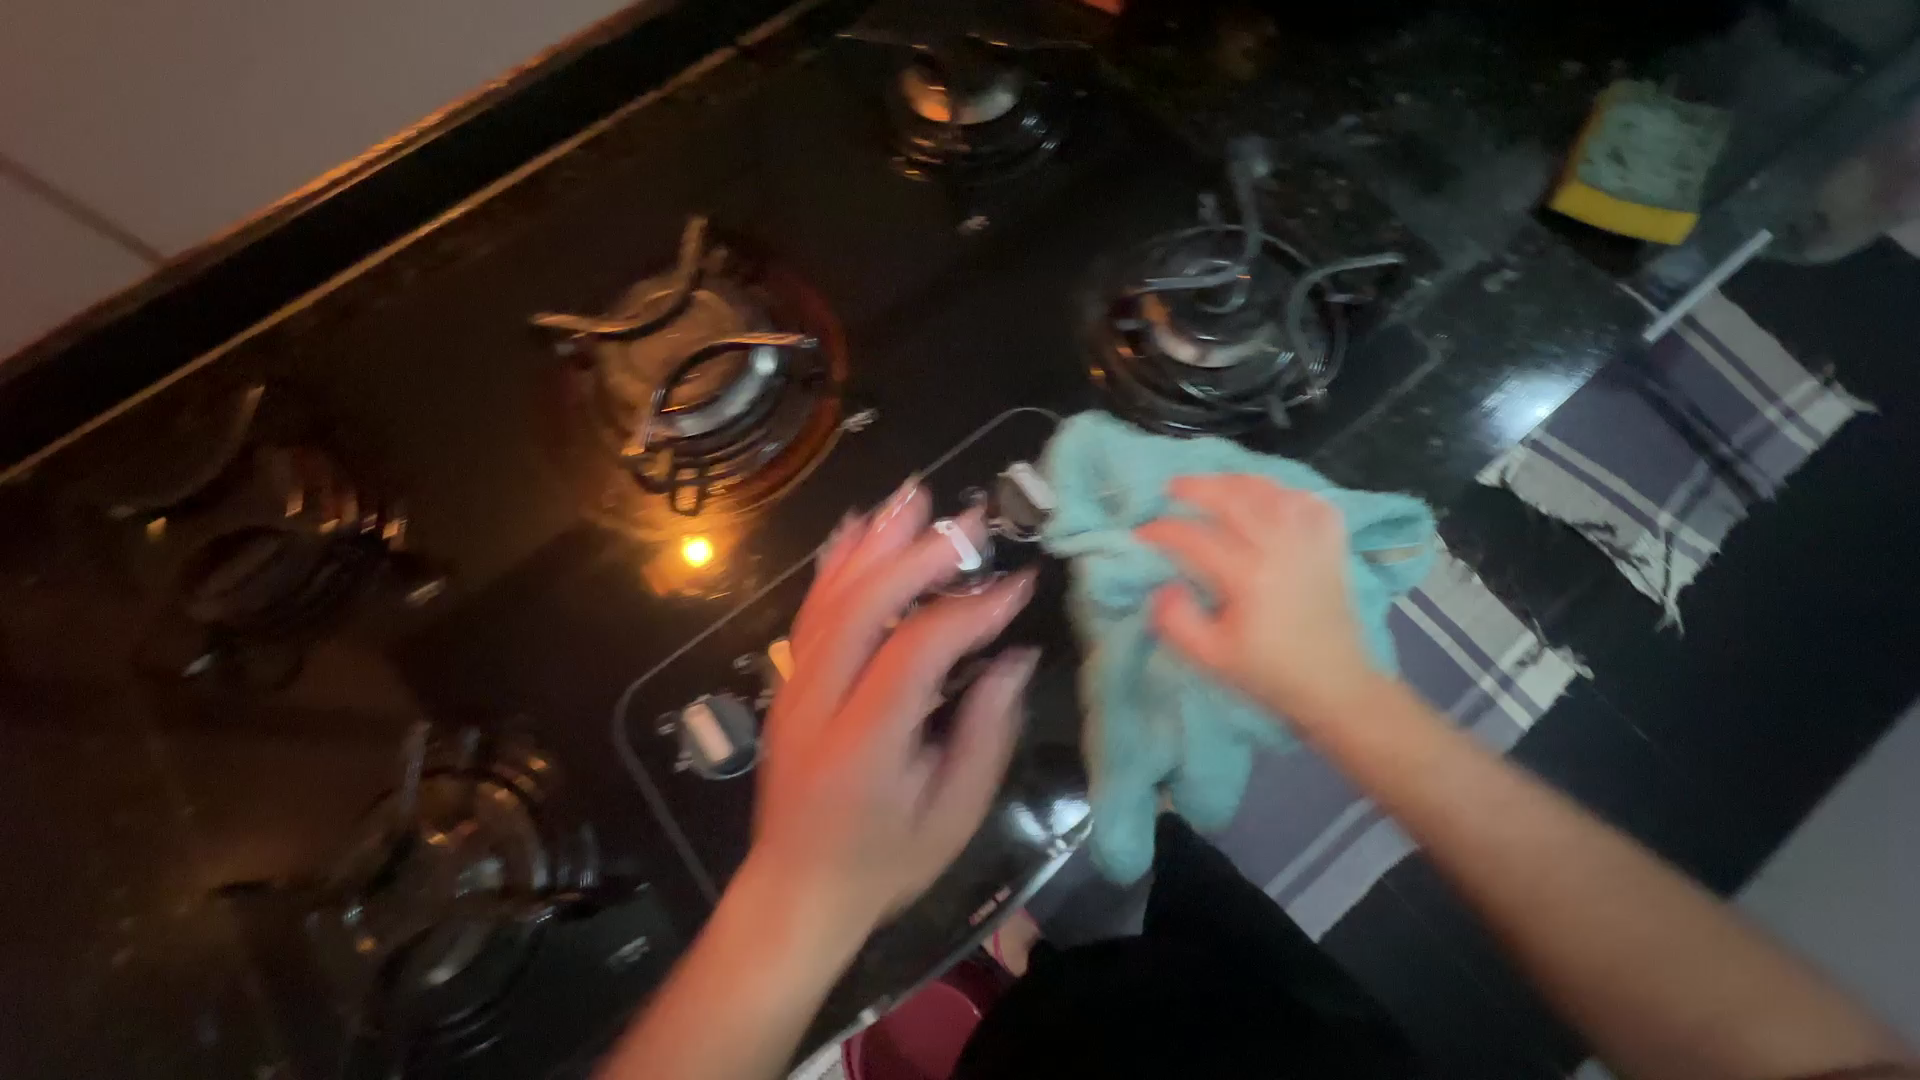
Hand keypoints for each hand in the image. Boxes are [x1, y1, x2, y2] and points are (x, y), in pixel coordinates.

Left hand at [747, 480, 1039, 953]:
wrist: (799, 888)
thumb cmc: (888, 859)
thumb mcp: (955, 812)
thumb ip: (987, 730)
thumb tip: (1014, 657)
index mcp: (865, 742)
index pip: (917, 650)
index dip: (971, 610)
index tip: (1017, 586)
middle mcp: (819, 702)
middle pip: (865, 606)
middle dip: (921, 555)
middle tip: (972, 521)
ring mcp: (794, 687)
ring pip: (831, 597)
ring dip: (874, 541)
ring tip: (913, 496)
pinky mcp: (788, 681)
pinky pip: (812, 609)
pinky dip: (837, 563)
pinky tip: (859, 529)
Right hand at [1136, 475, 1379, 725]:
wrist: (1335, 686)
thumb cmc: (1269, 673)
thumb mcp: (1210, 658)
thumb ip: (1176, 621)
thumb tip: (1164, 585)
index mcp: (1250, 576)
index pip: (1194, 537)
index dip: (1162, 531)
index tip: (1142, 535)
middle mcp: (1282, 547)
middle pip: (1233, 497)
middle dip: (1196, 488)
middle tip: (1171, 489)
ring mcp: (1311, 541)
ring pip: (1270, 490)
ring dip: (1236, 482)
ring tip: (1213, 486)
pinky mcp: (1331, 544)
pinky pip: (1307, 501)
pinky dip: (1283, 493)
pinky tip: (1267, 500)